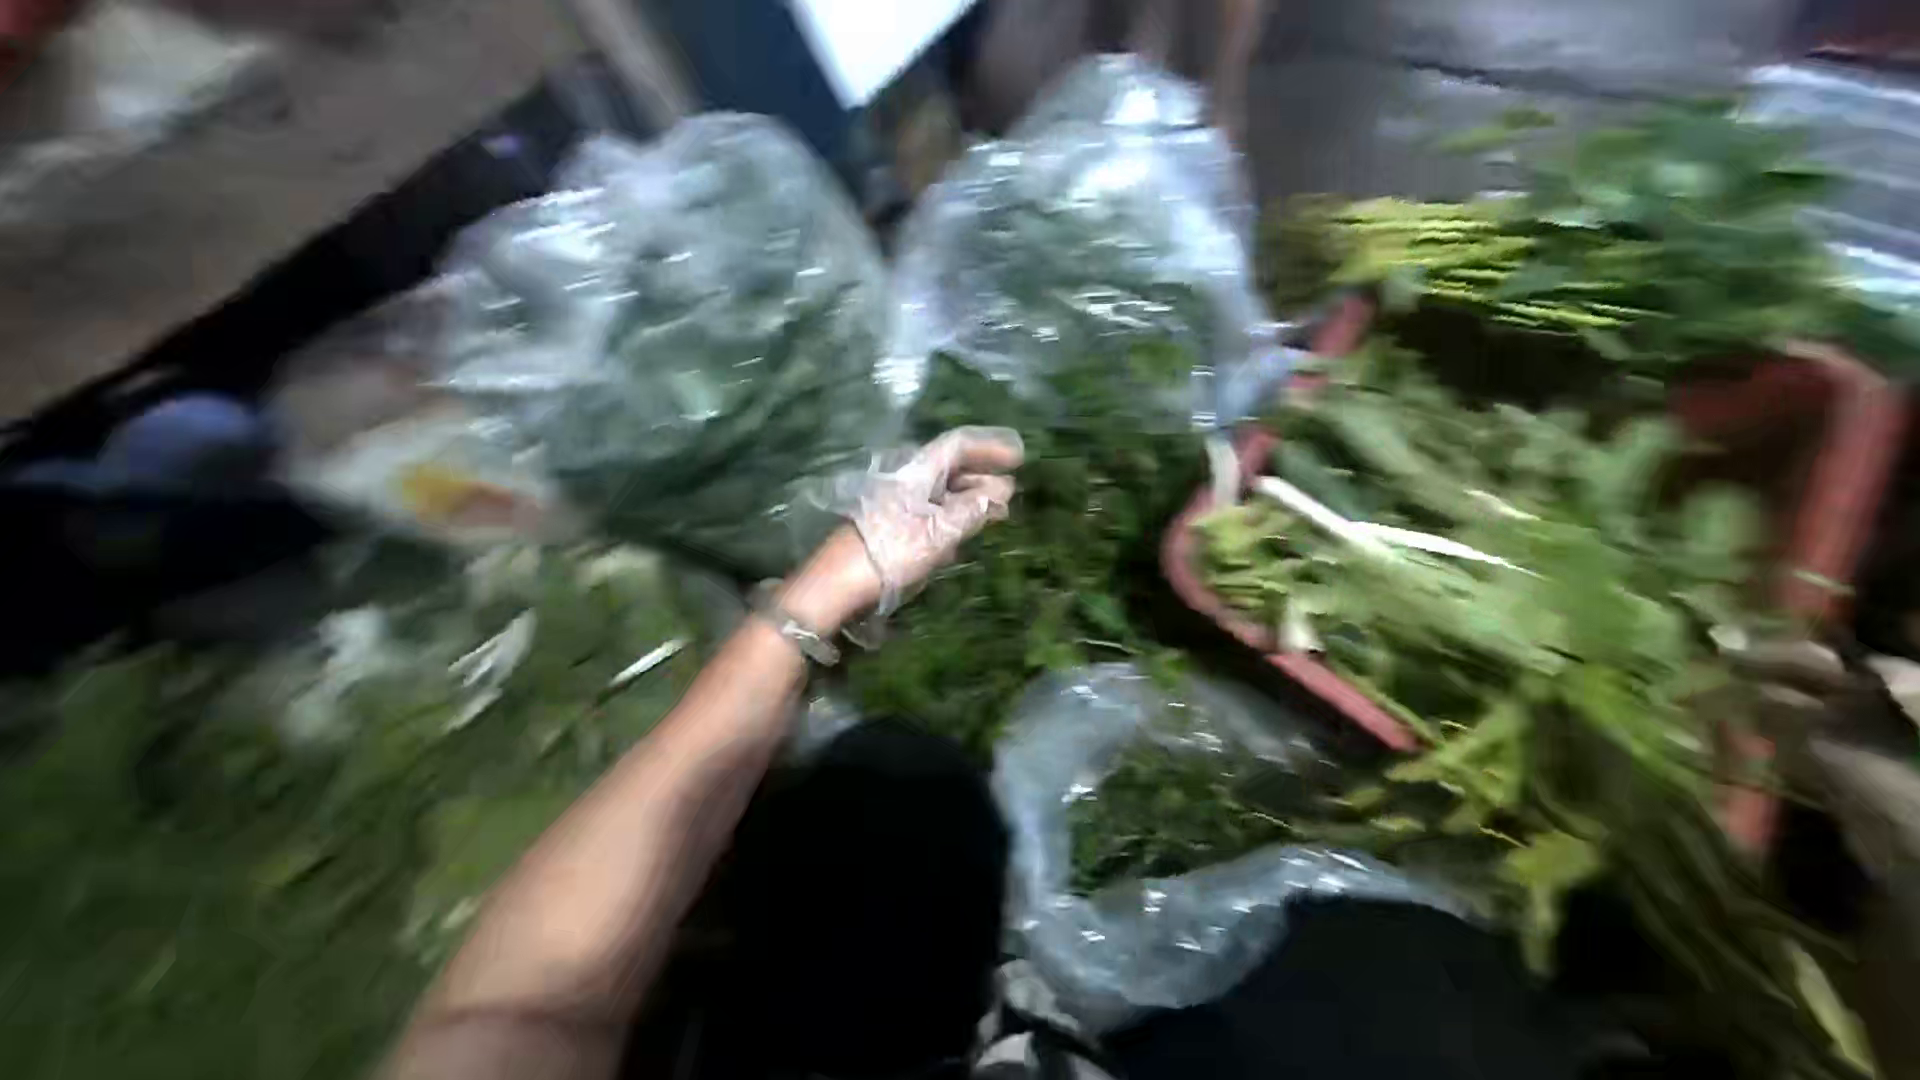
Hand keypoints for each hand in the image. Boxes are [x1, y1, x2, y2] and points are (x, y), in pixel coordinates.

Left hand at [780, 427, 1023, 629]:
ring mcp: (899, 501)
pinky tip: (964, 533)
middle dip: (983, 476)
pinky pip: (931, 510)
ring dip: (970, 498)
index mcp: (916, 471)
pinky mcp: (894, 524)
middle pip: (950, 467)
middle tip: (1010, 492)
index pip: (957, 446)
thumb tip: (1001, 492)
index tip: (1018, 457)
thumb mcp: (938, 533)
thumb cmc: (890, 552)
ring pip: (941, 491)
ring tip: (995, 513)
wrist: (838, 582)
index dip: (989, 447)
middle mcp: (908, 479)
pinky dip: (953, 515)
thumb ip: (972, 511)